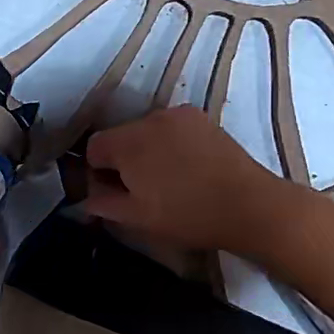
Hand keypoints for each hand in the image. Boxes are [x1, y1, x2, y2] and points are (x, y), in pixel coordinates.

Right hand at [83, 106, 291, 252]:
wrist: (248, 205)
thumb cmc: (187, 215)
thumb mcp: (137, 218)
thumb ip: (103, 203)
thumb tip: (85, 197)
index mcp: (128, 143)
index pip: (93, 147)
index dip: (97, 172)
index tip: (114, 193)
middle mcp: (149, 119)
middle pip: (119, 136)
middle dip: (123, 160)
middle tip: (141, 190)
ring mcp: (178, 114)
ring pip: (145, 131)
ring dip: (147, 150)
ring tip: (167, 178)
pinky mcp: (200, 117)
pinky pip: (170, 127)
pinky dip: (170, 142)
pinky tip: (186, 166)